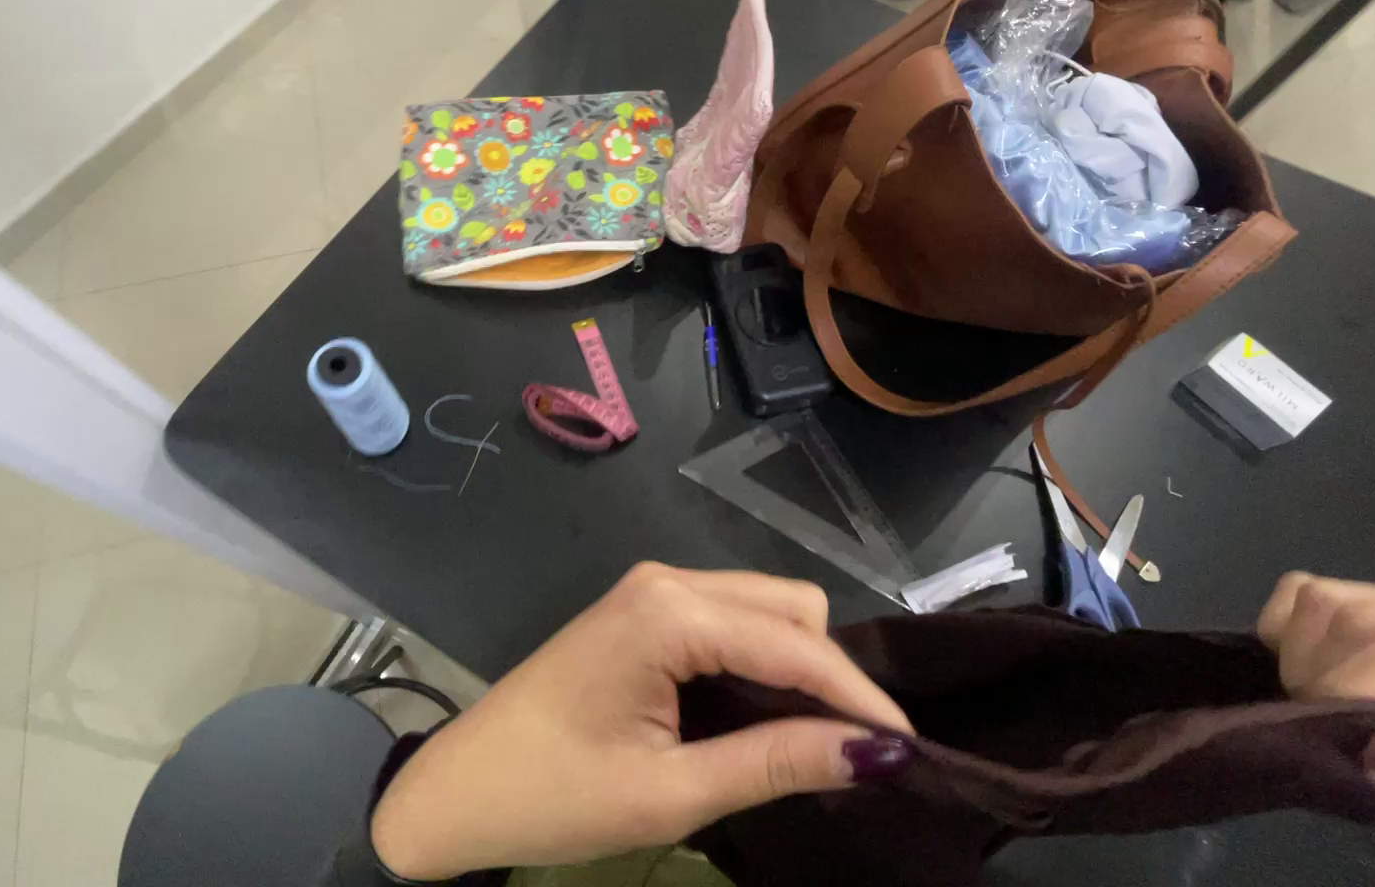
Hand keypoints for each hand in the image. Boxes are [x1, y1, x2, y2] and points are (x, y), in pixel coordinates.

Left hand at [370, 563, 916, 879]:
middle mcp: (666, 580)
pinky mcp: (645, 608)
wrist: (461, 785)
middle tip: (850, 752)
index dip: (859, 696)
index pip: (794, 645)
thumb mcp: (671, 792)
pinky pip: (729, 619)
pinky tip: (761, 711)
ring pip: (762, 608)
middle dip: (828, 674)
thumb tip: (878, 753)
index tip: (912, 752)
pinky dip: (759, 660)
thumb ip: (775, 761)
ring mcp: (653, 588)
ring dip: (795, 666)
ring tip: (808, 740)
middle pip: (787, 607)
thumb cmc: (555, 794)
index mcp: (668, 612)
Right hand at [1259, 573, 1374, 885]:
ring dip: (1306, 660)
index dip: (1367, 684)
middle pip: (1373, 618)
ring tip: (1343, 725)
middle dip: (1330, 679)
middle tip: (1346, 753)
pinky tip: (1327, 684)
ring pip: (1336, 601)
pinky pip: (1321, 594)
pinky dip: (1294, 632)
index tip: (1343, 746)